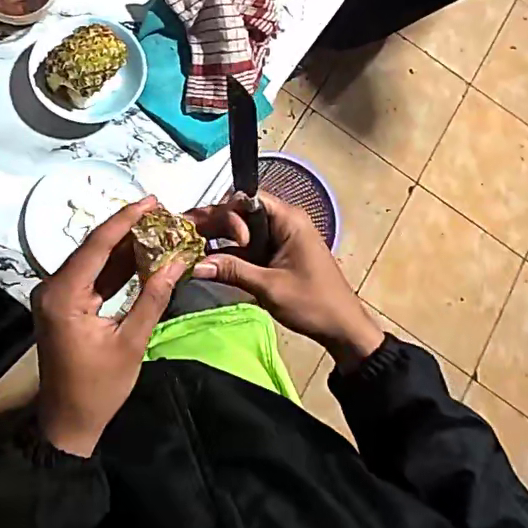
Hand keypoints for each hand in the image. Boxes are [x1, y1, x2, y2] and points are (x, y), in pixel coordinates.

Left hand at [30, 196, 184, 455]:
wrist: (68, 421)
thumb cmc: (99, 388)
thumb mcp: (131, 342)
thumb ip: (153, 298)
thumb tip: (176, 261)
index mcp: (63, 296)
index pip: (96, 246)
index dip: (125, 220)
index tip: (151, 201)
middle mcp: (52, 288)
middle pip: (93, 248)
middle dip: (126, 228)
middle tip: (159, 210)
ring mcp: (56, 295)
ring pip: (93, 260)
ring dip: (123, 245)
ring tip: (155, 225)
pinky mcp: (63, 304)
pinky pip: (92, 277)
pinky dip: (115, 266)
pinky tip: (141, 253)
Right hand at [187, 192, 383, 367]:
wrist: (342, 329)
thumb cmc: (313, 303)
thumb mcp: (269, 287)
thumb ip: (232, 271)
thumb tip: (195, 265)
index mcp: (288, 219)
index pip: (247, 198)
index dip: (225, 211)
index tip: (210, 232)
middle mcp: (283, 222)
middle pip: (241, 212)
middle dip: (214, 223)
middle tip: (185, 233)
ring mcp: (279, 238)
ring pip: (241, 229)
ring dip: (218, 238)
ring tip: (188, 245)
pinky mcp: (275, 254)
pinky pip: (248, 246)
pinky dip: (229, 252)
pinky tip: (207, 260)